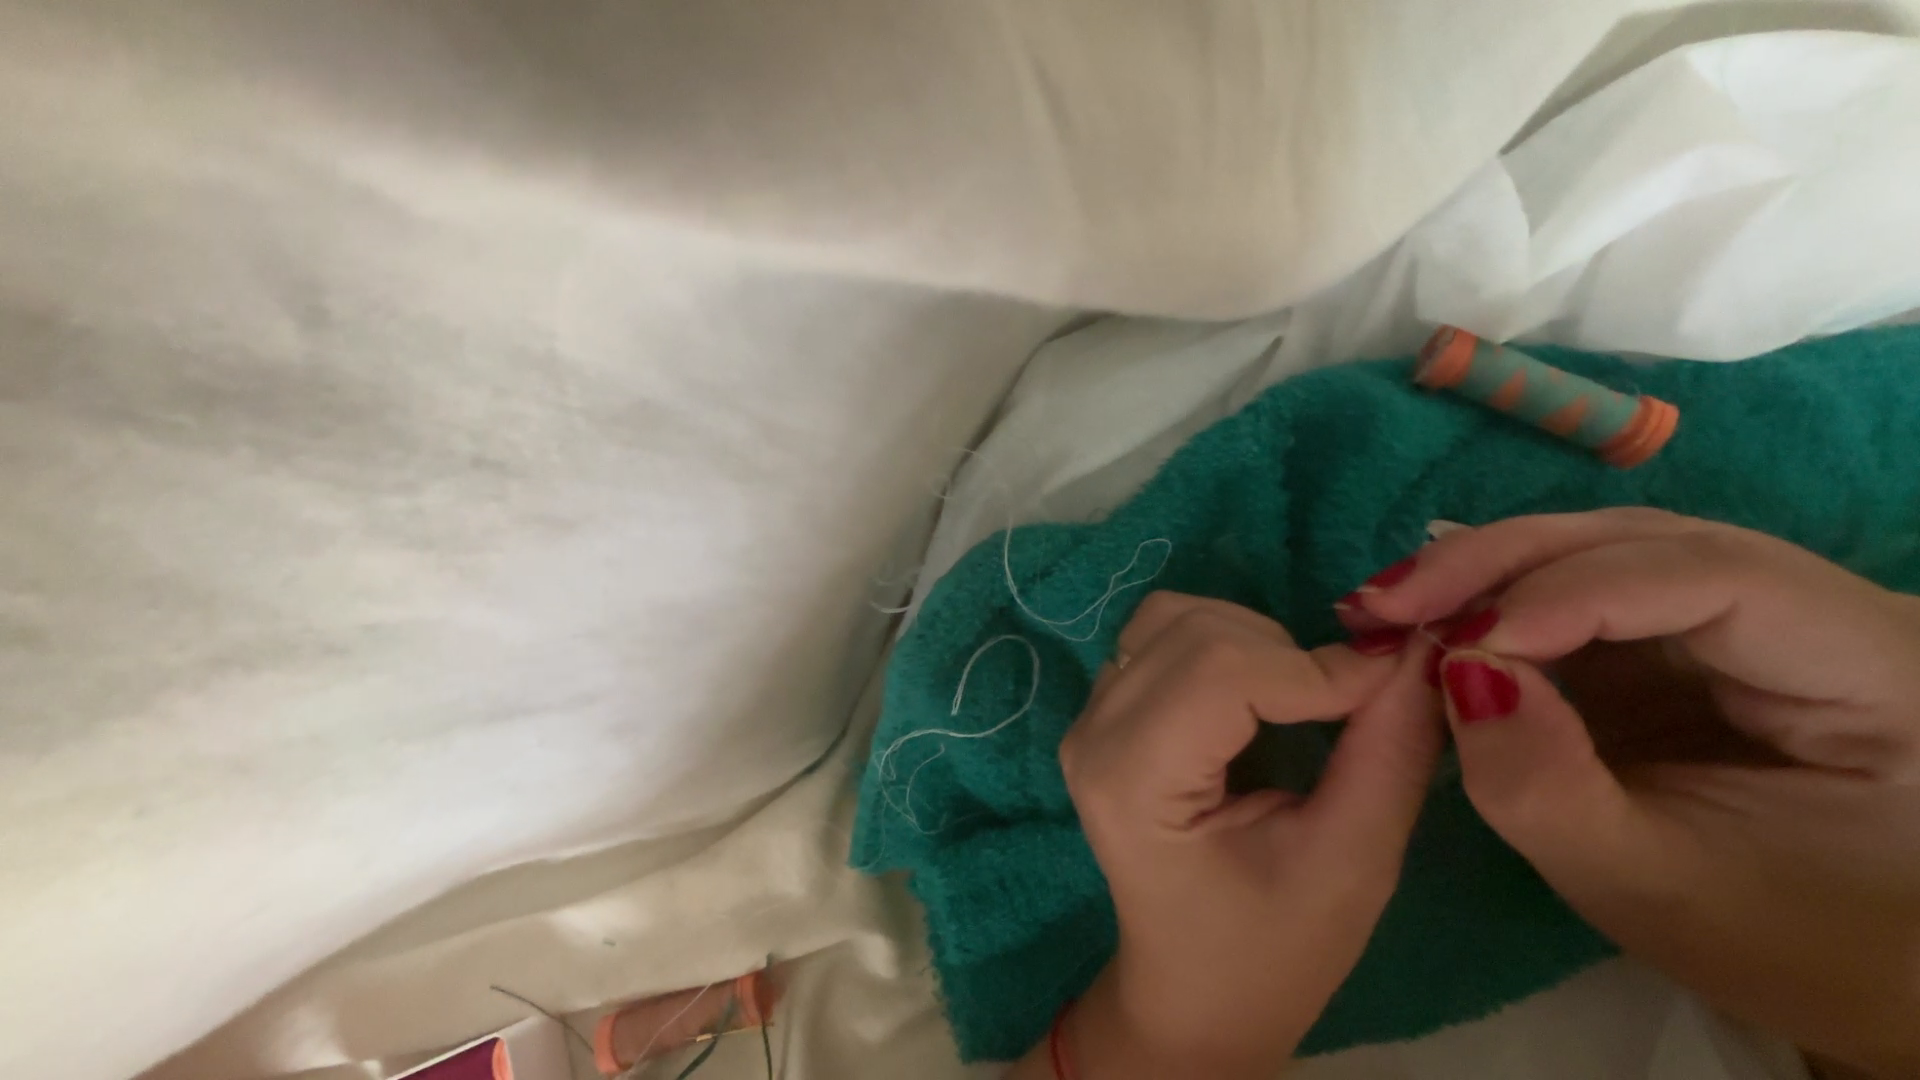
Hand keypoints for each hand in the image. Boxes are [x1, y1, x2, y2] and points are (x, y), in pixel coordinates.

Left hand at [1010, 592, 1441, 1079]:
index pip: (1218, 670)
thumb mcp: (1350, 866)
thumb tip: (1421, 649)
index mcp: (1131, 779)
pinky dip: (1225, 642)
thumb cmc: (1269, 955)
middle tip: (1355, 698)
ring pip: (1174, 618)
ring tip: (1305, 697)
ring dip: (1254, 639)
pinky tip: (1260, 693)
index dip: (1315, 665)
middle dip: (1288, 651)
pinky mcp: (1104, 710)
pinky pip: (1162, 636)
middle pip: (1193, 631)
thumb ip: (1388, 753)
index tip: (1393, 684)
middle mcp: (1093, 732)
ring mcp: (1089, 716)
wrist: (1189, 992)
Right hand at [1353, 509, 1919, 1077]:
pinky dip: (1485, 595)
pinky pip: (1568, 582)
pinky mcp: (1674, 626)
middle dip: (1497, 564)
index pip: (1717, 579)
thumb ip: (1543, 784)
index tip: (1459, 646)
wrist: (1823, 954)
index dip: (1576, 595)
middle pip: (1640, 539)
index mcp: (1884, 672)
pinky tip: (1424, 611)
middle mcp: (1825, 606)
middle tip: (1385, 605)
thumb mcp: (1643, 883)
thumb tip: (1453, 668)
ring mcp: (1743, 607)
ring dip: (1477, 572)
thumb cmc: (1768, 937)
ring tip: (1386, 609)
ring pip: (1593, 546)